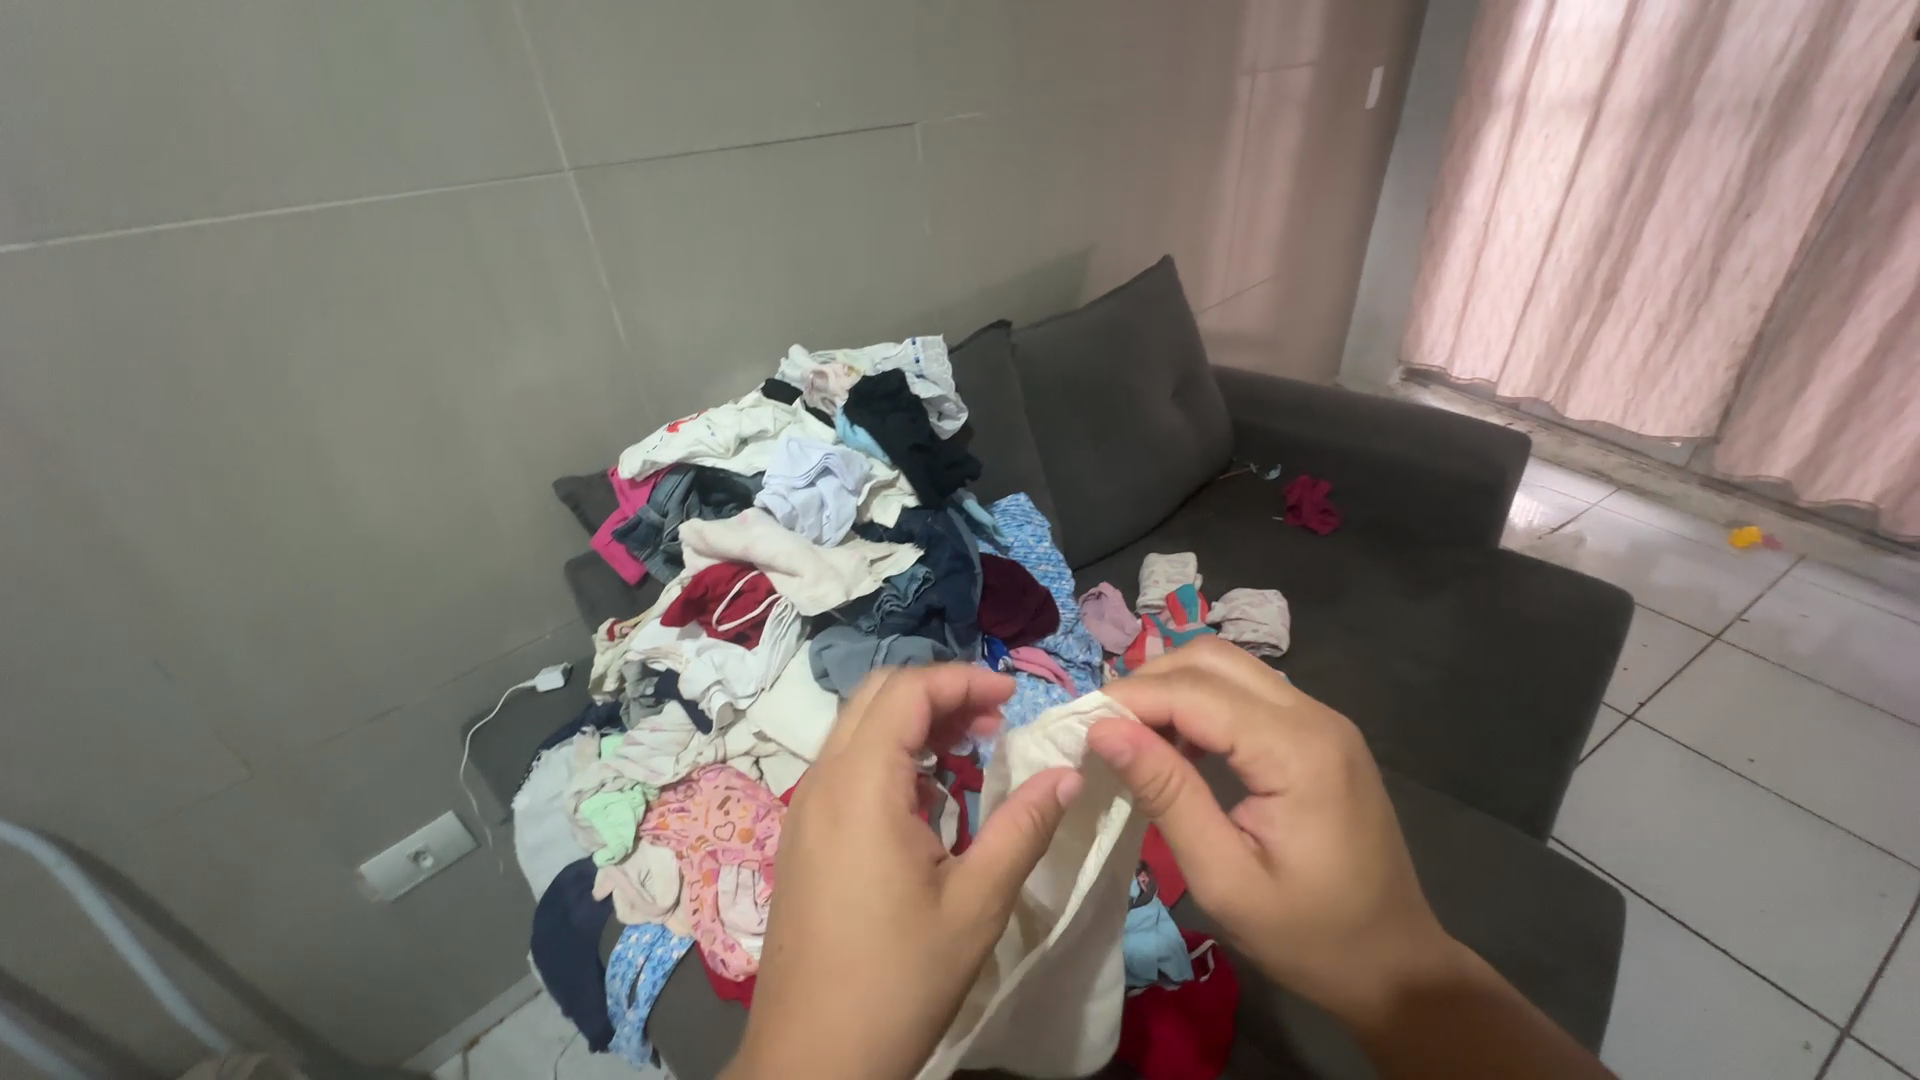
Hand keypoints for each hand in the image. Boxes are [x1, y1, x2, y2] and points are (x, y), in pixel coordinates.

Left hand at [724, 664, 1082, 1079]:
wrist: (811, 1059)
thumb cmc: (899, 980)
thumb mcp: (977, 904)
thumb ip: (1024, 827)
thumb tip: (1069, 774)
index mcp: (861, 786)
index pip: (907, 691)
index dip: (963, 680)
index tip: (1014, 696)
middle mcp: (823, 781)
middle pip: (876, 696)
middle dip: (939, 693)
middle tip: (994, 719)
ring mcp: (805, 808)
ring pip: (857, 729)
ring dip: (913, 723)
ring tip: (970, 749)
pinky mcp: (802, 835)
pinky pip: (846, 766)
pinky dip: (889, 755)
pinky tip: (928, 798)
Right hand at [1087, 638, 1458, 1030]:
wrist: (1398, 967)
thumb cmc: (1310, 937)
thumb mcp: (1224, 878)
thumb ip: (1166, 794)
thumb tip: (1103, 730)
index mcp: (1297, 750)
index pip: (1193, 692)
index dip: (1130, 699)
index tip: (1080, 727)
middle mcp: (1314, 716)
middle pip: (1211, 659)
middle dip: (1148, 682)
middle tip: (1104, 728)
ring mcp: (1322, 720)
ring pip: (1228, 667)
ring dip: (1173, 688)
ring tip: (1132, 734)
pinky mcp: (1320, 734)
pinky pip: (1248, 692)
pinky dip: (1201, 703)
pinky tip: (1178, 745)